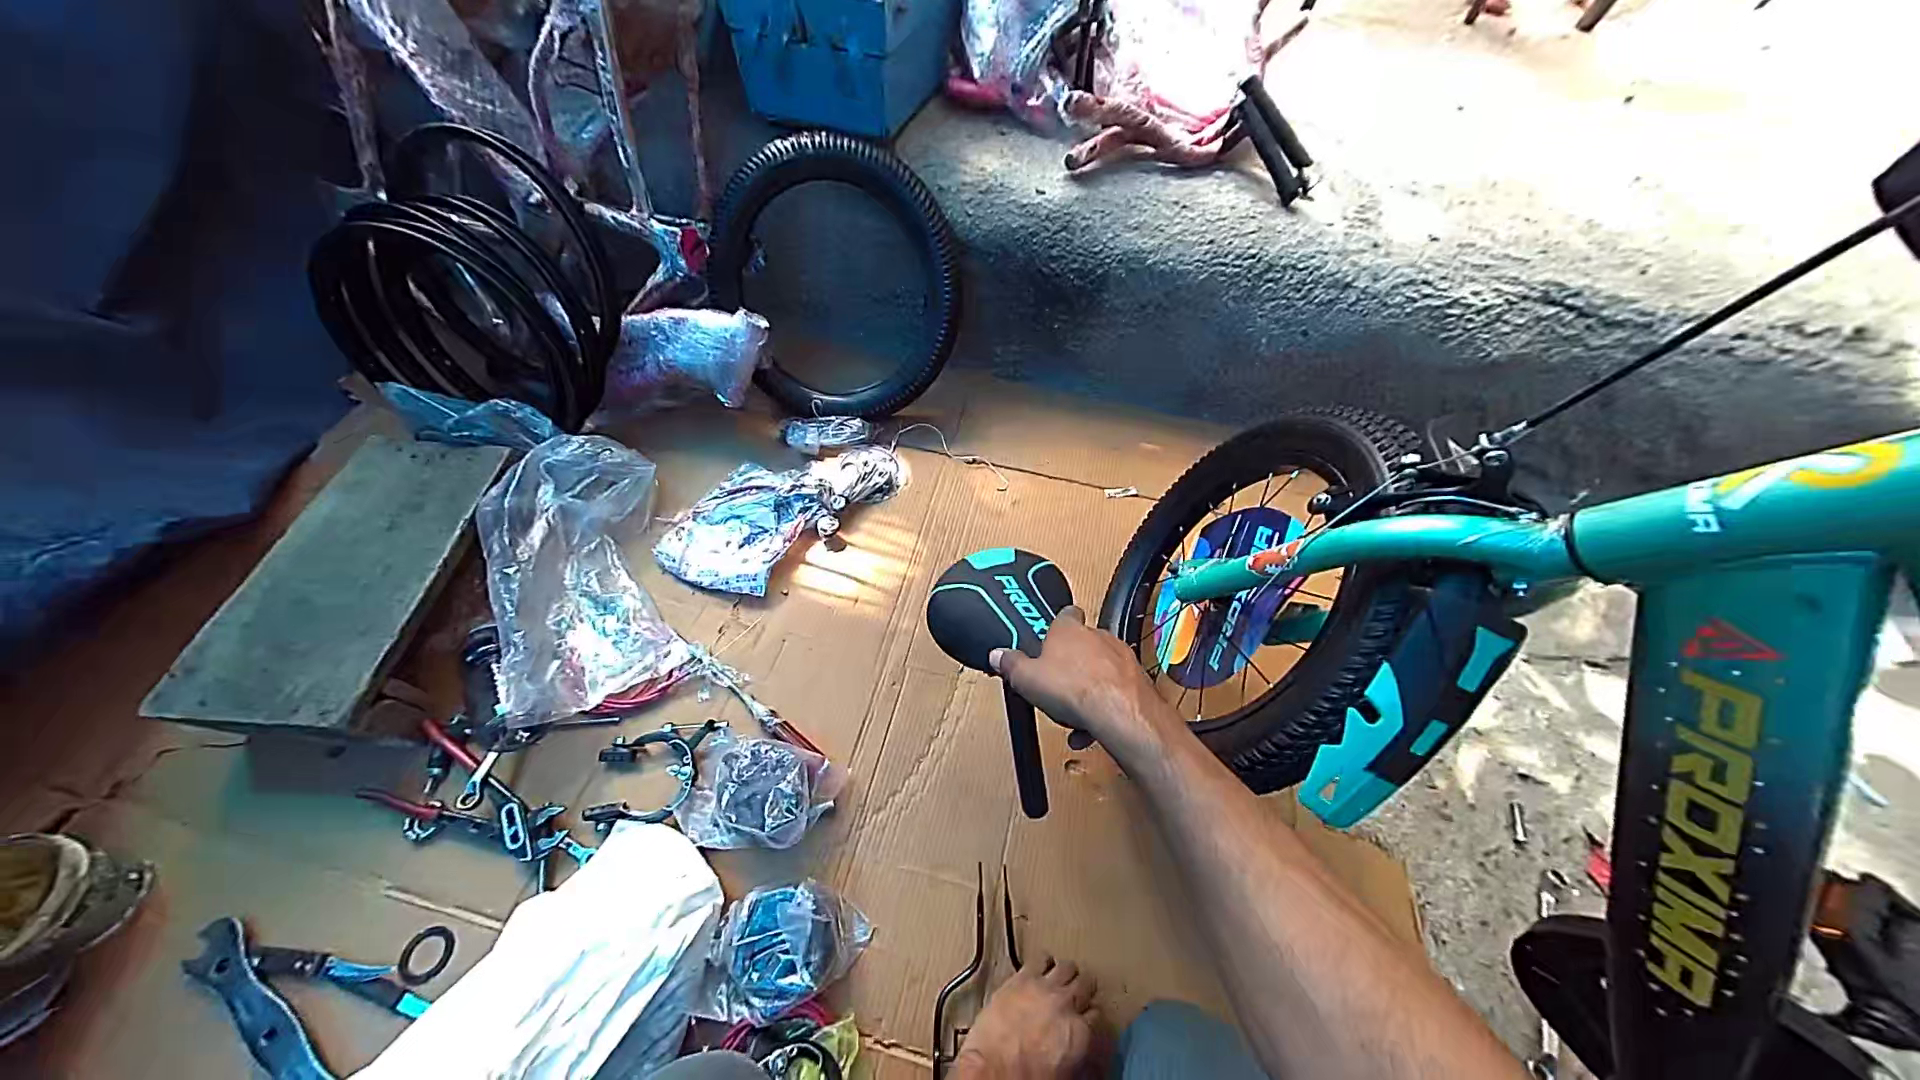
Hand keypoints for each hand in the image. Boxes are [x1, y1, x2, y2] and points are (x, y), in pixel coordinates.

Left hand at [954, 956, 1099, 1079]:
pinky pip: (1040, 958)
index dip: (1091, 1015)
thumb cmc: (1026, 1078)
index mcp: (1080, 1034)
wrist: (995, 1070)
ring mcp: (1045, 987)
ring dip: (1066, 972)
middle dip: (1084, 988)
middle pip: (1085, 983)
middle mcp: (1066, 1005)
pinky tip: (1041, 966)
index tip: (1087, 1015)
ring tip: (1062, 976)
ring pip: (1066, 966)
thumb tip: (1077, 1050)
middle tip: (1079, 990)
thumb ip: (1076, 1052)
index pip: (1096, 1015)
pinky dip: (1044, 961)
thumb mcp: (1064, 1074)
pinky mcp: (1023, 977)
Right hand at [989, 606, 1183, 766]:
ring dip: (1088, 689)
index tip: (1046, 639)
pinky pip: (1115, 692)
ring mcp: (1121, 658)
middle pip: (1081, 646)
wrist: (1119, 713)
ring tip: (1072, 713)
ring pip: (1100, 671)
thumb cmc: (1076, 689)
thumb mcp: (1026, 678)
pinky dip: (1103, 708)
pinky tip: (1088, 729)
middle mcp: (1098, 636)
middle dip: (1070, 665)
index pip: (1064, 615)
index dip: (1055, 627)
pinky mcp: (1136, 680)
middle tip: (1055, 684)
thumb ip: (1011, 664)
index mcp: (1069, 629)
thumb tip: (999, 656)